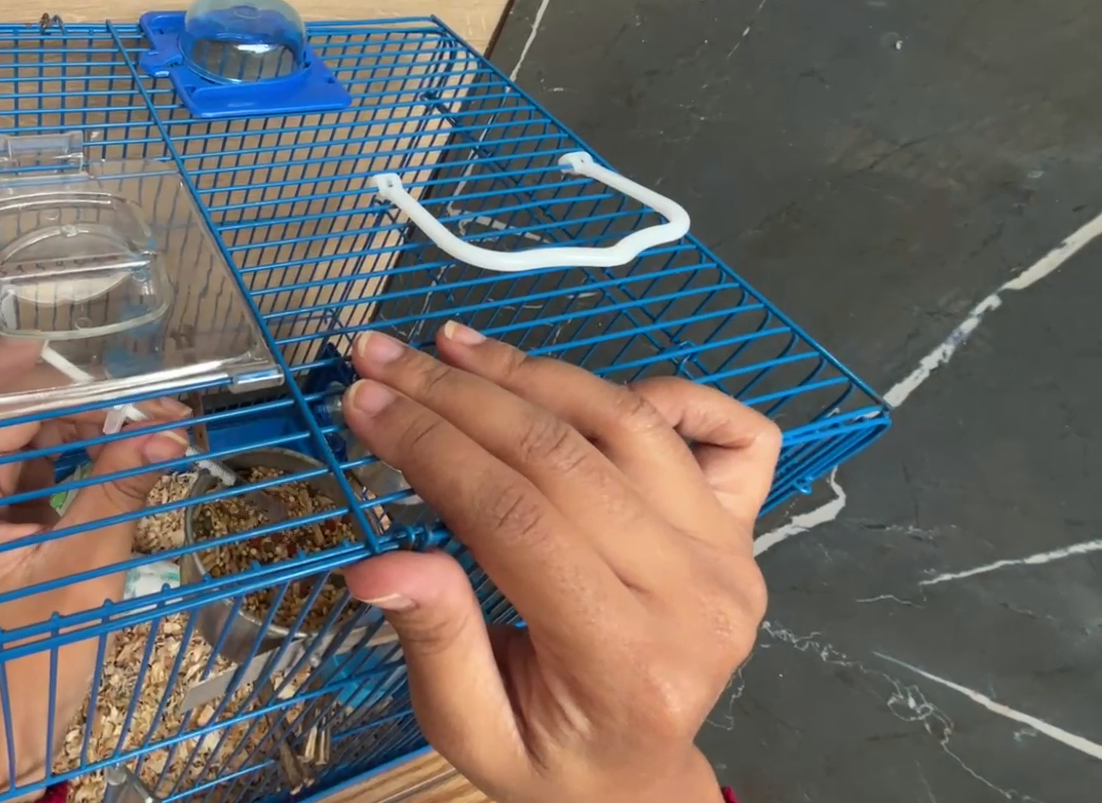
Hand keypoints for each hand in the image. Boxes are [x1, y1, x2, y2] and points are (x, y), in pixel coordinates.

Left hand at [0, 337, 189, 798]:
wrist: (28, 706)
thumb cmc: (35, 652)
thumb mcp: (81, 572)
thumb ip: (116, 491)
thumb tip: (166, 427)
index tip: (35, 354)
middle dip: (67, 394)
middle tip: (141, 394)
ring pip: (28, 419)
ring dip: (89, 409)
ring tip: (154, 410)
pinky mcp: (13, 487)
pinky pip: (49, 440)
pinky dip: (91, 431)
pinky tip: (134, 429)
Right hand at [340, 324, 778, 802]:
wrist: (643, 781)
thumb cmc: (547, 759)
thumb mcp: (469, 733)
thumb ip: (434, 645)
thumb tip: (373, 565)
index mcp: (623, 660)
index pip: (510, 515)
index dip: (426, 444)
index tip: (359, 400)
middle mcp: (693, 594)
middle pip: (556, 453)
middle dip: (450, 391)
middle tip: (378, 356)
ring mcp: (727, 551)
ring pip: (620, 421)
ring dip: (522, 368)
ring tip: (445, 343)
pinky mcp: (741, 525)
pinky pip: (727, 430)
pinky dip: (657, 389)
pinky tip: (575, 384)